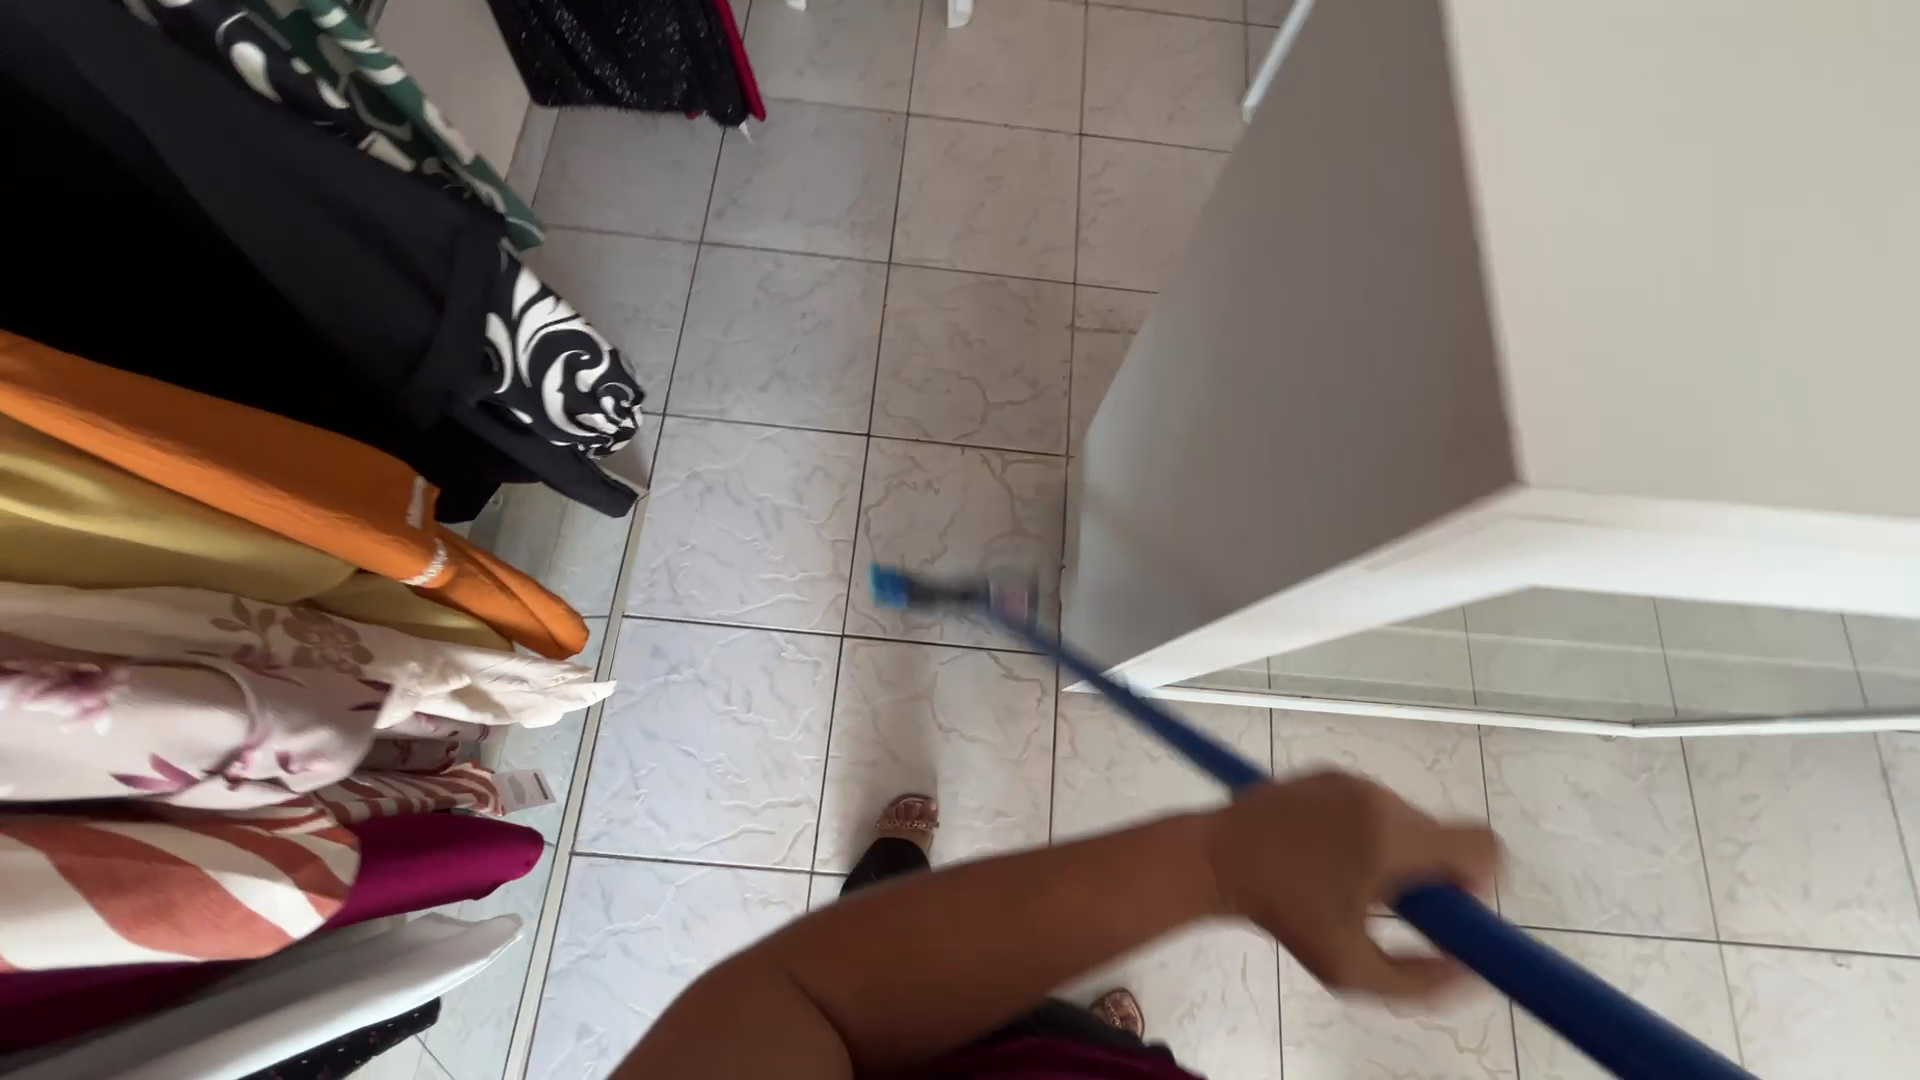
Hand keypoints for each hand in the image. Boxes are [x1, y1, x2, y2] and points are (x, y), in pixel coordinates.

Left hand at [1202, 769, 1500, 999]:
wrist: (1213, 856)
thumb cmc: (1280, 914)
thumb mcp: (1350, 970)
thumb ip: (1421, 982)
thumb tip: (1469, 972)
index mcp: (1391, 837)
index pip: (1482, 845)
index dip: (1480, 881)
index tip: (1446, 907)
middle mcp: (1376, 797)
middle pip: (1440, 835)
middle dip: (1428, 872)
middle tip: (1385, 904)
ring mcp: (1346, 779)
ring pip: (1403, 819)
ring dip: (1392, 851)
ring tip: (1344, 879)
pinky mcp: (1322, 773)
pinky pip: (1368, 804)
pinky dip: (1363, 830)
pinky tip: (1323, 854)